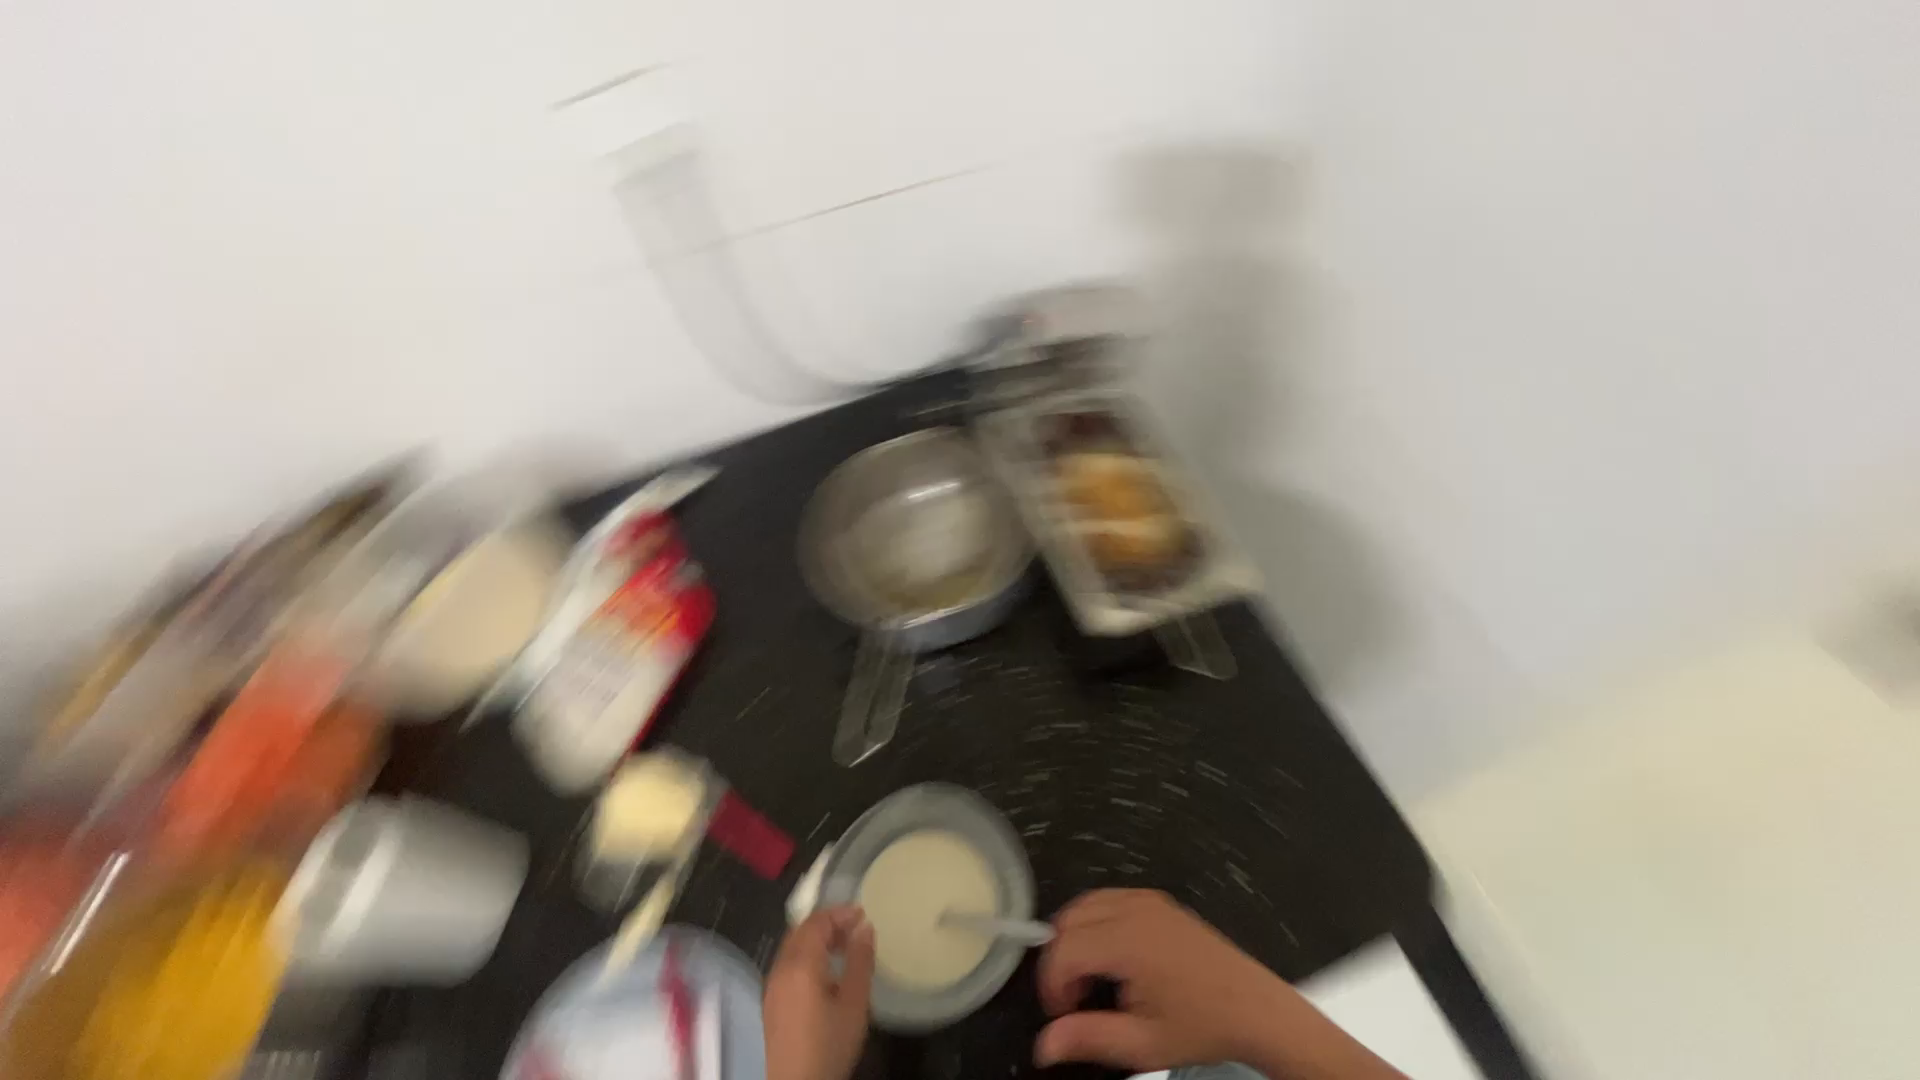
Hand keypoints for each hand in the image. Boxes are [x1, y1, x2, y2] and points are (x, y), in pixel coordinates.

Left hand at [764, 907, 874, 1079]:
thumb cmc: (829, 1045)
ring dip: (816, 938)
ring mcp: (771, 986)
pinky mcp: (770, 1003)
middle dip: (827, 922)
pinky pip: (787, 964)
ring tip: (843, 947)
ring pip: (792, 946)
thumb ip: (860, 961)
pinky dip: (806, 955)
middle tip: (854, 927)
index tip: (863, 914)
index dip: (840, 912)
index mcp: (800, 964)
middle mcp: (780, 968)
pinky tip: (824, 973)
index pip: (817, 922)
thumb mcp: (855, 1003)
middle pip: (801, 930)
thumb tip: (865, 927)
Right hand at [1034, 890, 1404, 1079]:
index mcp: (1128, 942)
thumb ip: (1088, 1039)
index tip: (1063, 1014)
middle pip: (1067, 921)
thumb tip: (1044, 1045)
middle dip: (1060, 961)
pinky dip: (1095, 923)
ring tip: (1094, 982)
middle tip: (1076, 1000)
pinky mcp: (1156, 900)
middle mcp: (1134, 909)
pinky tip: (1112, 959)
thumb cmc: (1203, 1027)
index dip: (1052, 984)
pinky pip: (1107, 899)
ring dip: (1075, 939)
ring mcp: (1146, 899)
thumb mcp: (1143, 1045)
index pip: (1064, 949)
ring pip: (1084, 905)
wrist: (1256, 1009)